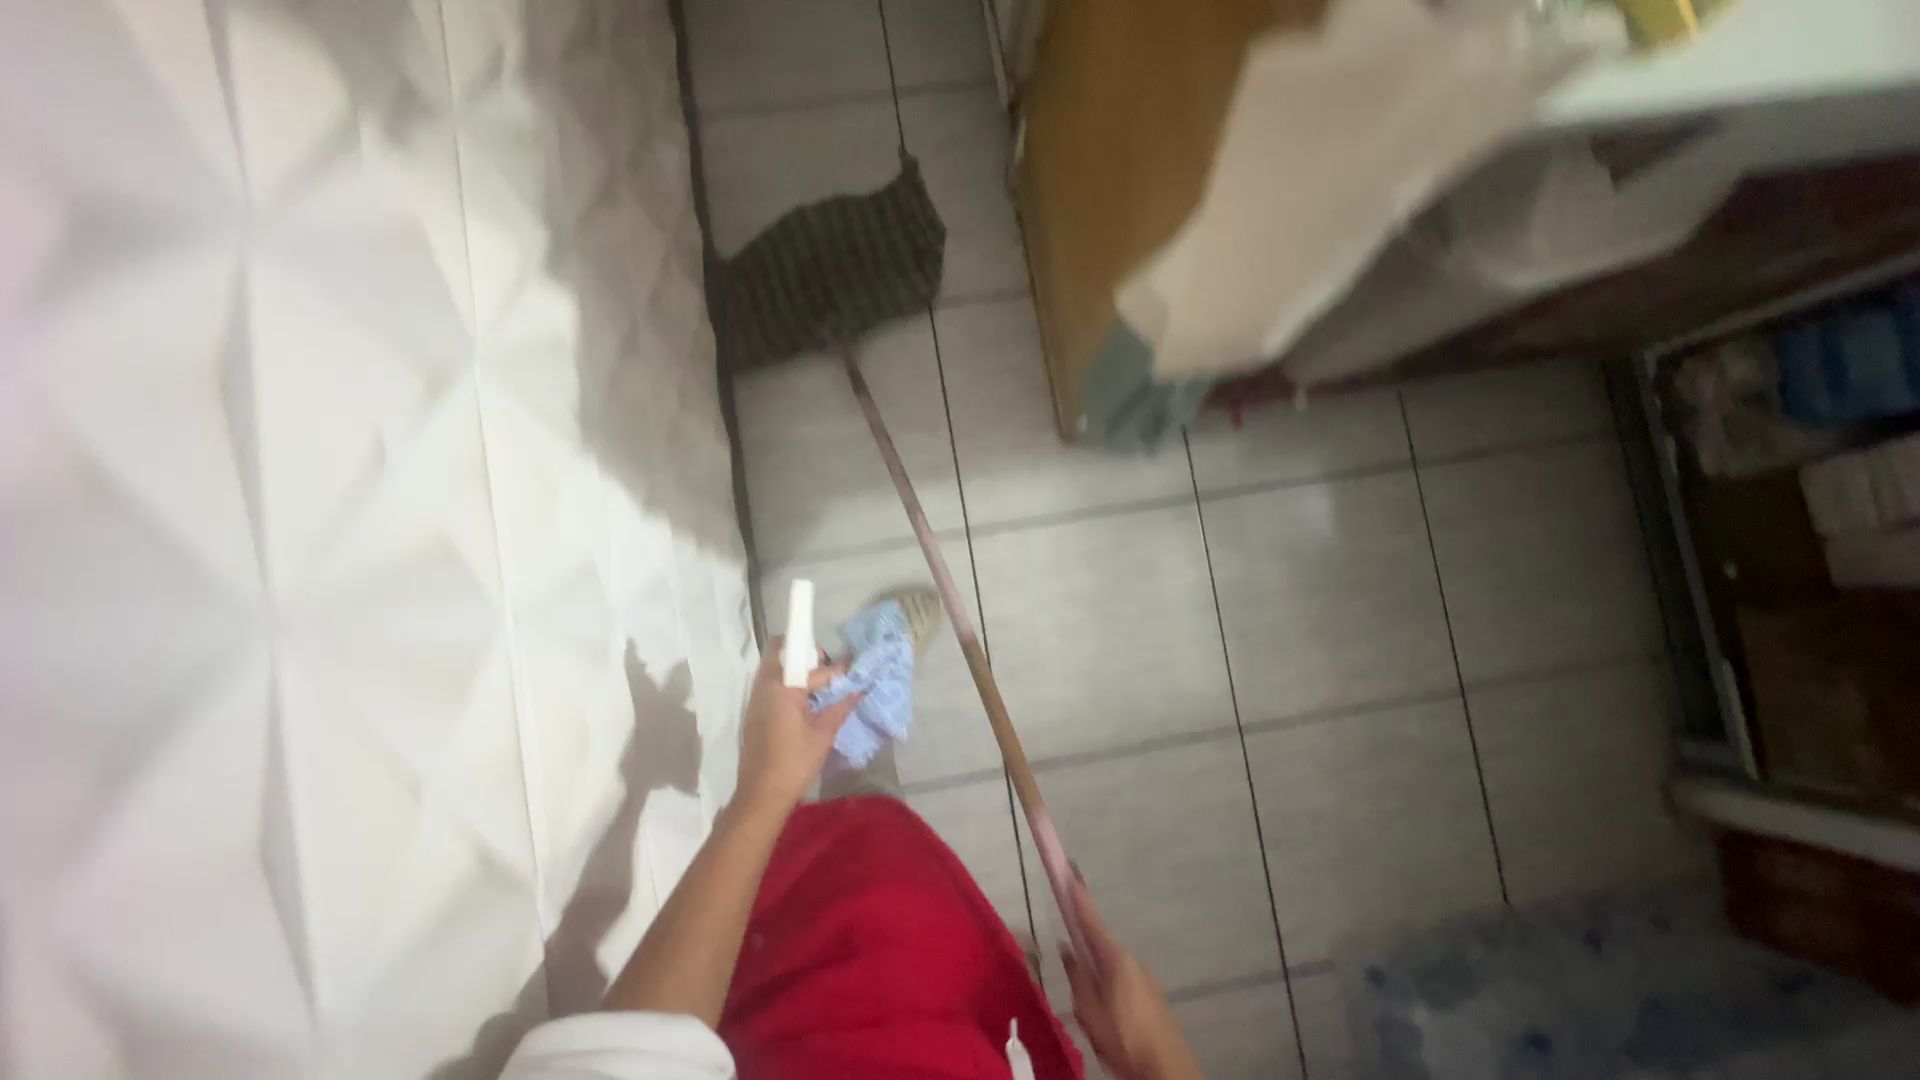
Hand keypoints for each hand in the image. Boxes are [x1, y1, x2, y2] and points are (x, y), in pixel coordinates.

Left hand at [735, 637, 862, 815]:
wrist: (761, 793)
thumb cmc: (795, 762)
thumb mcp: (824, 734)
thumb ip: (841, 707)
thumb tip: (858, 692)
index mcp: (782, 688)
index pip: (812, 669)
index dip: (834, 668)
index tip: (850, 667)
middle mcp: (764, 686)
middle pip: (778, 651)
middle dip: (801, 652)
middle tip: (822, 666)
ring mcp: (754, 699)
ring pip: (771, 667)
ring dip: (792, 667)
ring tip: (815, 684)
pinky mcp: (752, 712)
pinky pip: (767, 684)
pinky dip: (784, 682)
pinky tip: (802, 701)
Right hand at [1062, 877, 1201, 1079]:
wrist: (1167, 1071)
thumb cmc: (1124, 1038)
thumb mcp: (1089, 1012)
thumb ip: (1077, 978)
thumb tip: (1067, 949)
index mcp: (1115, 959)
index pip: (1091, 919)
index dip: (1078, 895)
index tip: (1070, 869)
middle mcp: (1132, 960)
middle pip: (1101, 946)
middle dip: (1085, 955)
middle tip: (1076, 980)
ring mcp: (1145, 977)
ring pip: (1112, 969)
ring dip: (1099, 980)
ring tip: (1096, 1017)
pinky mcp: (1153, 996)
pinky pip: (1124, 984)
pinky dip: (1112, 993)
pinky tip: (1112, 1022)